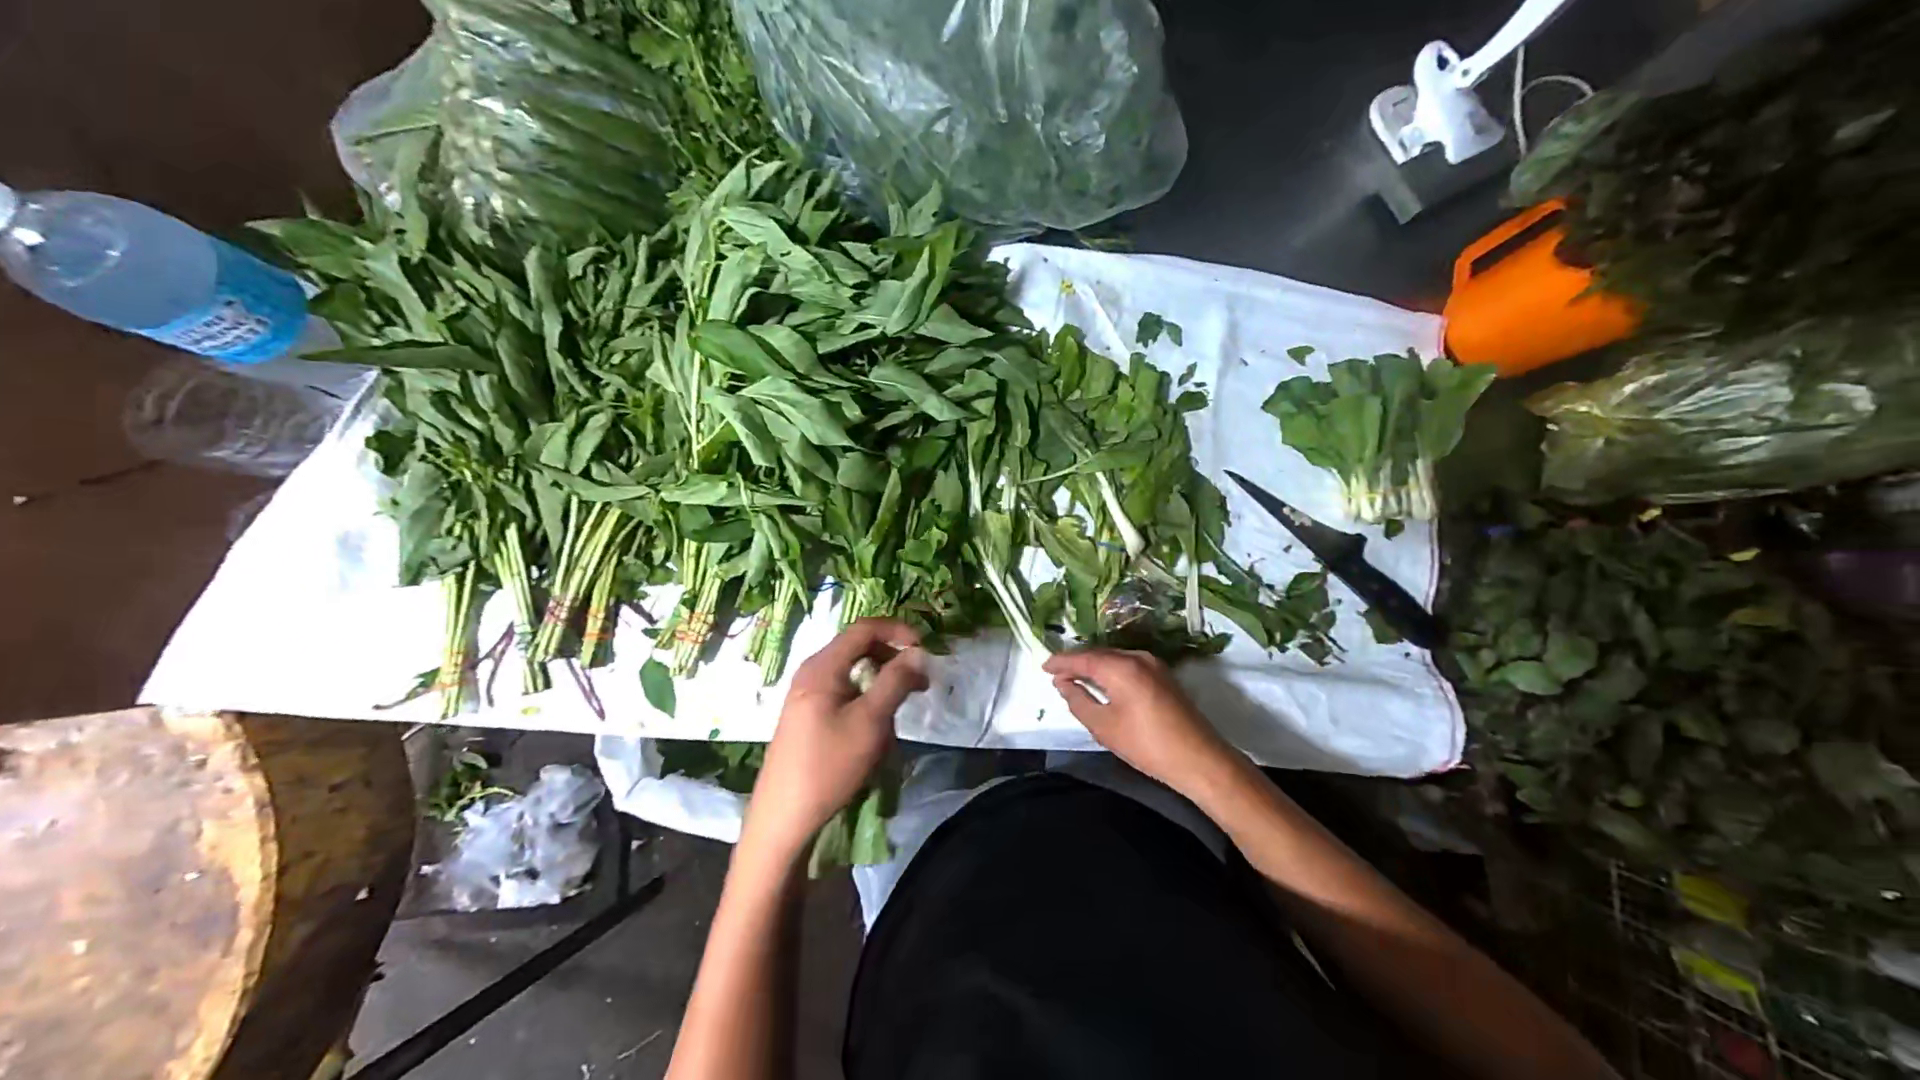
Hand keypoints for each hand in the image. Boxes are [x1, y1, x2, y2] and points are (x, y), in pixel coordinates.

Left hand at [745, 618, 928, 854]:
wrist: (784, 819)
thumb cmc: (828, 766)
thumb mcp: (870, 722)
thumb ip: (895, 681)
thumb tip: (917, 652)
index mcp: (821, 667)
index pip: (863, 628)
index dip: (897, 631)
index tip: (925, 650)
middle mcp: (810, 673)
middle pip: (857, 648)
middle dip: (892, 659)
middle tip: (920, 682)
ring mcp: (806, 696)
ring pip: (852, 674)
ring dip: (881, 684)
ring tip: (899, 710)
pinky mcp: (807, 717)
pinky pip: (843, 694)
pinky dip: (865, 700)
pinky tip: (875, 728)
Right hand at [1043, 648, 1246, 798]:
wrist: (1199, 759)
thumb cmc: (1147, 745)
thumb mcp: (1103, 726)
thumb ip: (1078, 701)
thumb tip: (1063, 684)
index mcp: (1121, 667)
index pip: (1082, 658)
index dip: (1060, 662)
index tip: (1043, 667)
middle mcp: (1137, 657)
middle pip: (1099, 654)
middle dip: (1076, 662)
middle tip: (1056, 674)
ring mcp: (1154, 665)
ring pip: (1114, 658)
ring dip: (1094, 666)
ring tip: (1075, 678)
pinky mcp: (1164, 676)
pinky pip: (1128, 665)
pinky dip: (1110, 670)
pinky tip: (1102, 683)